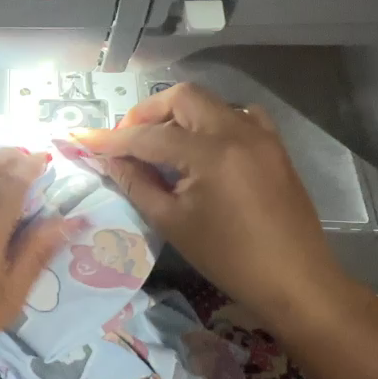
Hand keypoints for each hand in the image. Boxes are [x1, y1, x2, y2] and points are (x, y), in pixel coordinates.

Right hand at [71, 84, 353, 328]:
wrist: (296, 280)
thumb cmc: (228, 258)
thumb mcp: (171, 222)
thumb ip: (136, 183)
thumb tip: (109, 160)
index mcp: (211, 153)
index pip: (149, 136)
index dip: (111, 139)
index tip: (82, 139)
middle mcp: (238, 132)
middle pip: (182, 98)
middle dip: (146, 113)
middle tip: (125, 140)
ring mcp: (261, 135)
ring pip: (209, 102)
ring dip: (177, 114)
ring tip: (159, 143)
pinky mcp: (273, 146)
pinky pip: (235, 116)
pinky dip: (209, 121)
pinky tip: (199, 146)